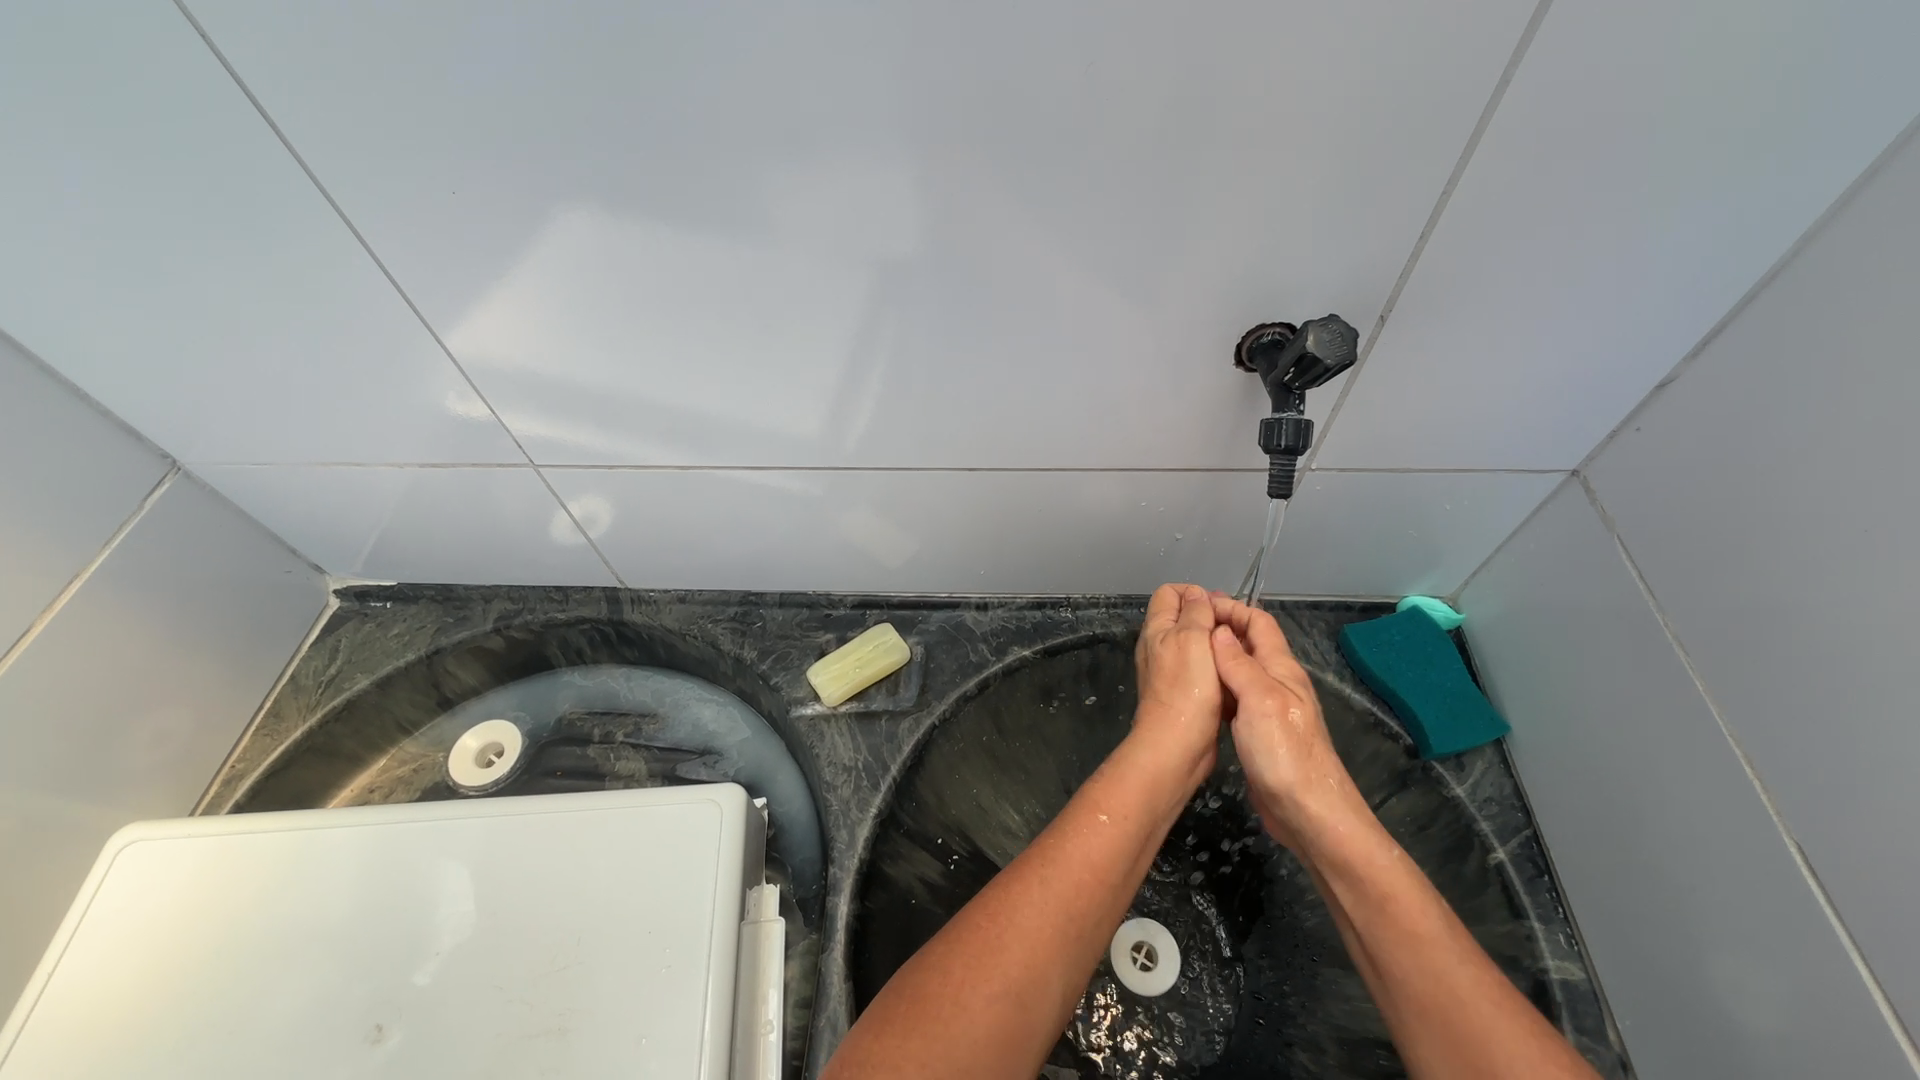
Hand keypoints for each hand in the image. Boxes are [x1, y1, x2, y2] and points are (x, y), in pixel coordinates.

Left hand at [1132, 584, 1224, 787]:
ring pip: (1195, 643)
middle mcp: (1159, 646)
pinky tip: (1234, 672)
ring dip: (1217, 642)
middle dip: (1210, 616)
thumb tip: (1196, 594)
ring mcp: (1169, 669)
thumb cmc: (1186, 688)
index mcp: (1157, 629)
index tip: (1219, 605)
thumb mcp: (1191, 639)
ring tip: (1239, 648)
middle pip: (1183, 617)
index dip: (1194, 593)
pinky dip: (1216, 666)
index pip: (1169, 593)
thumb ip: (1194, 613)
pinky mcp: (1183, 691)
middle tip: (1236, 627)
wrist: (1177, 744)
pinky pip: (1201, 668)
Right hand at [1208, 596, 1368, 854]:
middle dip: (1222, 629)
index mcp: (1282, 669)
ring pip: (1241, 672)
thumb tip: (1219, 630)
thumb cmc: (1284, 753)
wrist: (1307, 812)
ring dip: (1217, 658)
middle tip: (1184, 626)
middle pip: (1250, 644)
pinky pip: (1236, 699)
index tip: (1199, 604)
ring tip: (1185, 655)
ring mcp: (1269, 710)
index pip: (1259, 623)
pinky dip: (1217, 688)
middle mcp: (1277, 684)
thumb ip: (1238, 663)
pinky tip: (1199, 695)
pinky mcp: (1260, 734)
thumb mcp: (1259, 699)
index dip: (1232, 608)